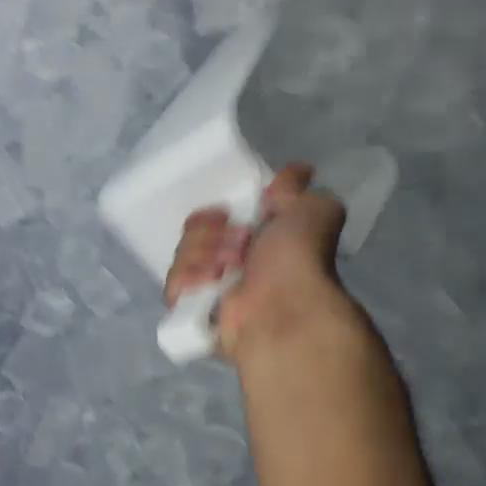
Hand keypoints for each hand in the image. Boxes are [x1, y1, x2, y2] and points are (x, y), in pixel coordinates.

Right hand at [164, 162, 359, 362]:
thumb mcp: (312, 208)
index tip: (226, 213)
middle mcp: (229, 266)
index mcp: (253, 243)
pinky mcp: (189, 312)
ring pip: (180, 259)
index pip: (211, 220)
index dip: (213, 214)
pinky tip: (212, 283)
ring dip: (203, 255)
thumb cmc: (298, 258)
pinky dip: (189, 279)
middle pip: (191, 237)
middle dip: (209, 234)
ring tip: (229, 266)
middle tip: (239, 243)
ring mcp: (207, 290)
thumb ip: (296, 189)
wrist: (281, 305)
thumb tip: (293, 173)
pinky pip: (172, 286)